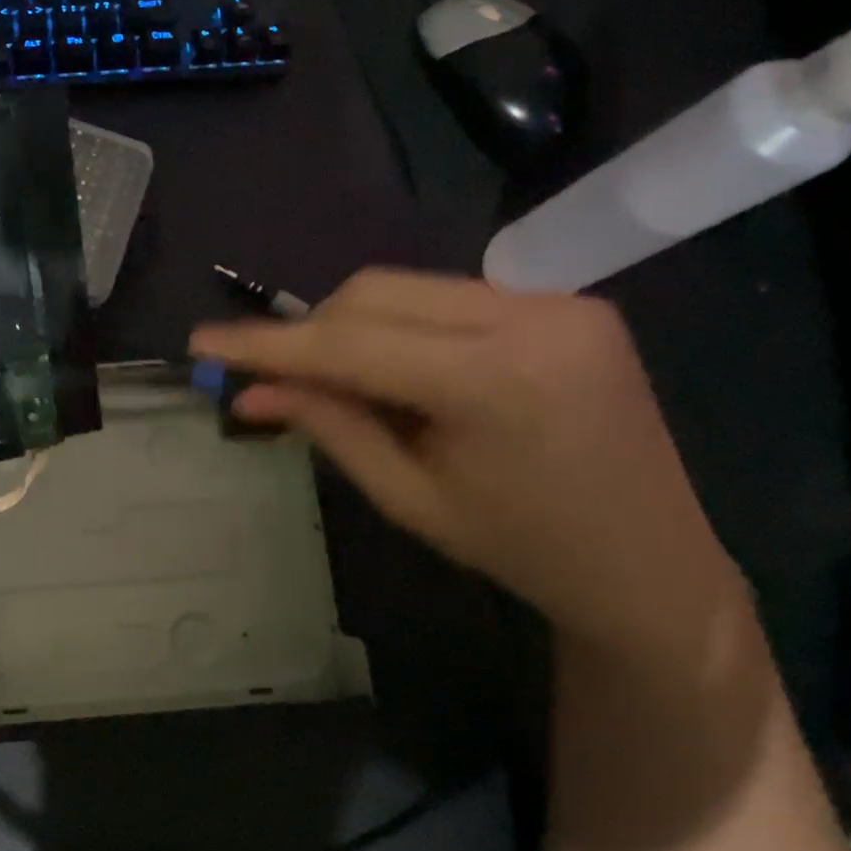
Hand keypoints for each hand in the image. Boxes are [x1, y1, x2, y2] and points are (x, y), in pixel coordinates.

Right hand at [191, 268, 741, 636]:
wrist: (650, 561)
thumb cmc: (519, 547)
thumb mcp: (406, 497)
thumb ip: (329, 427)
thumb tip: (250, 392)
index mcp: (494, 382)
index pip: (350, 343)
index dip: (267, 343)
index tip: (200, 342)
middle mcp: (531, 319)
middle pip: (374, 295)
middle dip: (308, 331)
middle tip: (265, 377)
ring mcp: (557, 303)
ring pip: (407, 289)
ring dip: (350, 326)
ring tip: (329, 382)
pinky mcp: (566, 304)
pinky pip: (447, 298)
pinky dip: (398, 327)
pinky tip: (391, 371)